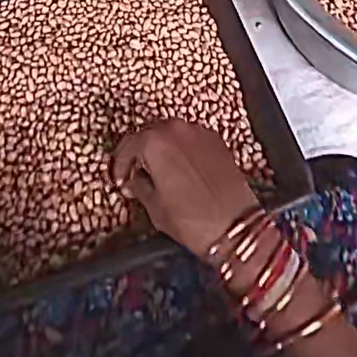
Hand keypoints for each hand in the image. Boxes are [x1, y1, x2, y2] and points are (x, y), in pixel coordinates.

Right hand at [112, 120, 259, 258]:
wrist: (237, 227)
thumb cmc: (193, 220)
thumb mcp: (155, 208)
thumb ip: (139, 186)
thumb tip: (133, 180)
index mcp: (154, 142)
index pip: (128, 145)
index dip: (120, 164)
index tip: (120, 179)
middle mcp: (175, 128)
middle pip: (148, 133)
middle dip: (139, 153)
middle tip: (135, 174)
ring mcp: (197, 131)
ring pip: (169, 133)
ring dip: (160, 148)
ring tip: (158, 171)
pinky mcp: (215, 139)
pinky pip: (189, 138)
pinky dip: (181, 149)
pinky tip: (181, 169)